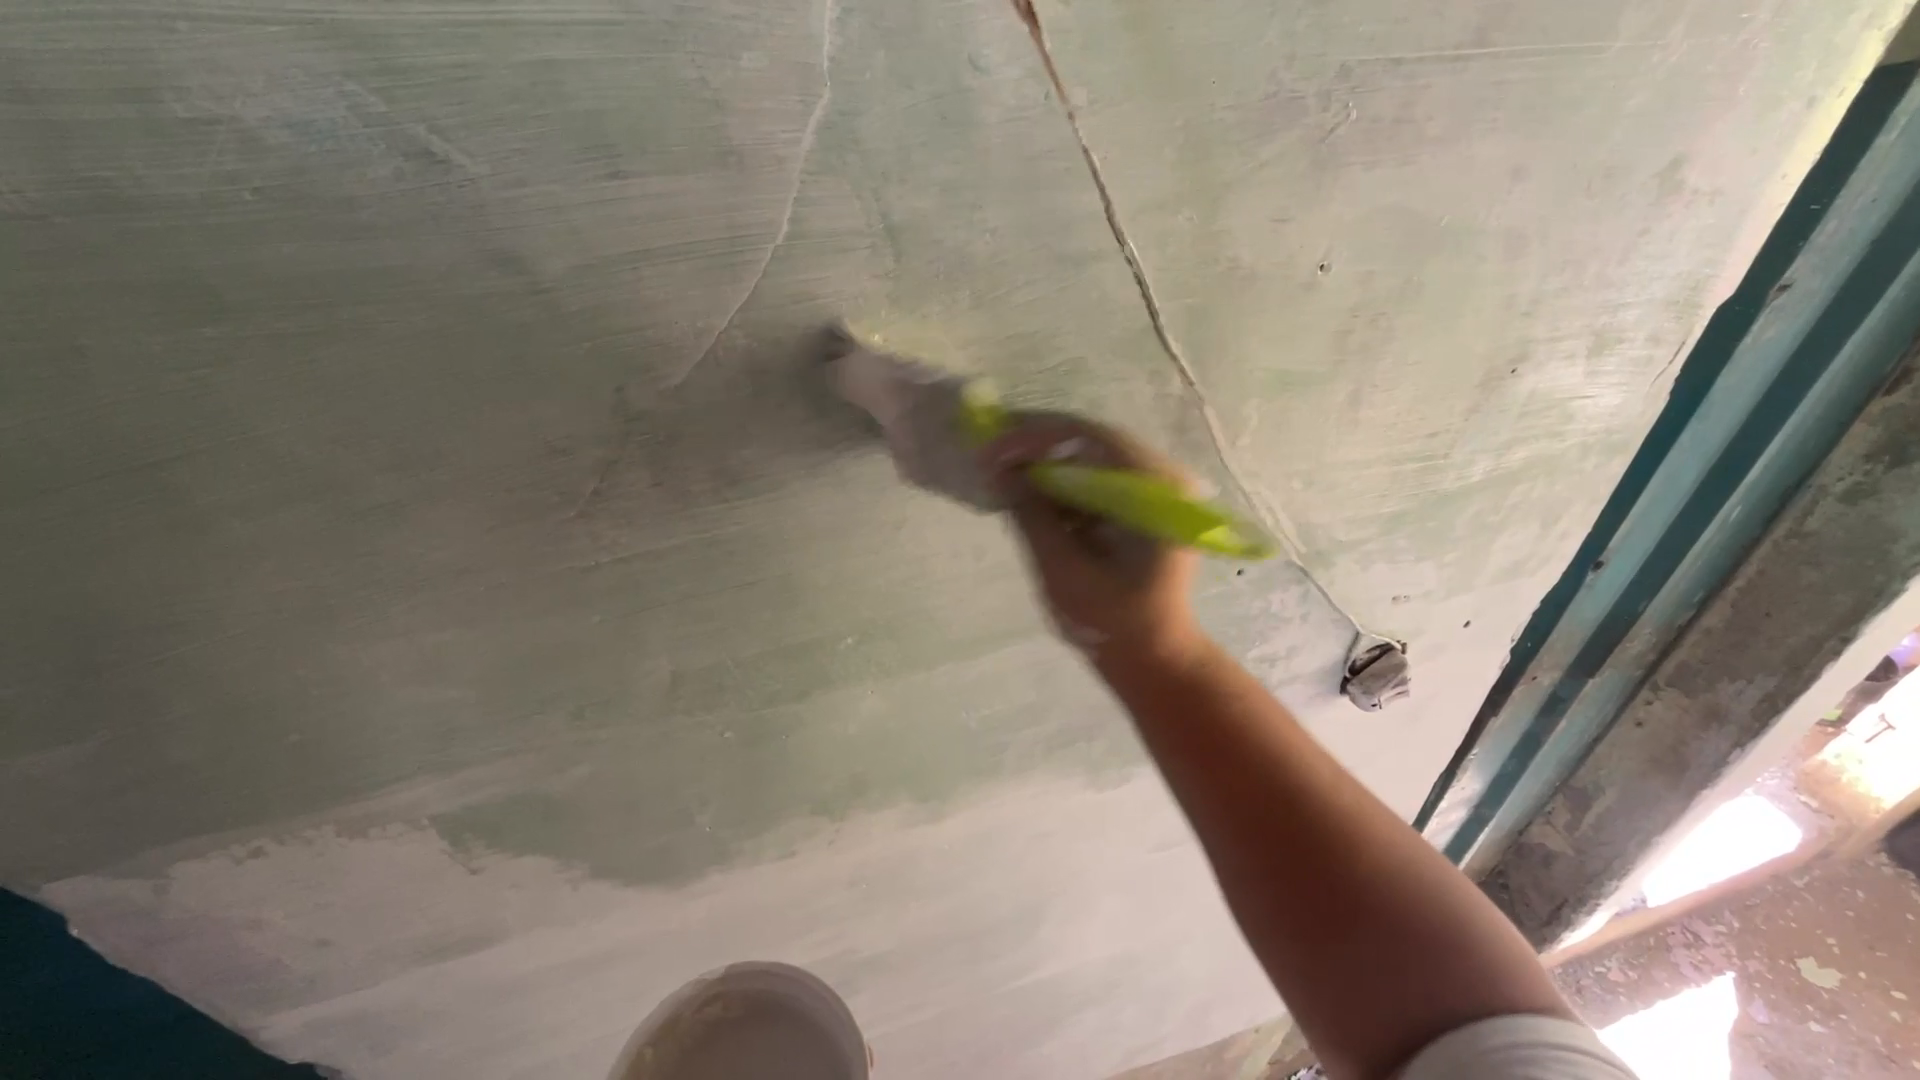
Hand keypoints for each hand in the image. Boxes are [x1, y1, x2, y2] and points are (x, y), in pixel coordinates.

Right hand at [980, 413, 1201, 662]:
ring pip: (1091, 458)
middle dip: (1037, 445)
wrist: (1154, 660)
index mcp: (1157, 491)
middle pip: (1092, 443)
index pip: (1092, 441)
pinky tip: (1027, 489)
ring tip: (999, 466)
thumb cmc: (1114, 623)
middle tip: (987, 448)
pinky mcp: (1140, 507)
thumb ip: (1033, 517)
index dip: (1036, 438)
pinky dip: (1060, 483)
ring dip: (1046, 462)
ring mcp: (1154, 491)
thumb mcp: (1064, 571)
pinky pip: (1095, 480)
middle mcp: (1163, 479)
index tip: (991, 446)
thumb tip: (1000, 471)